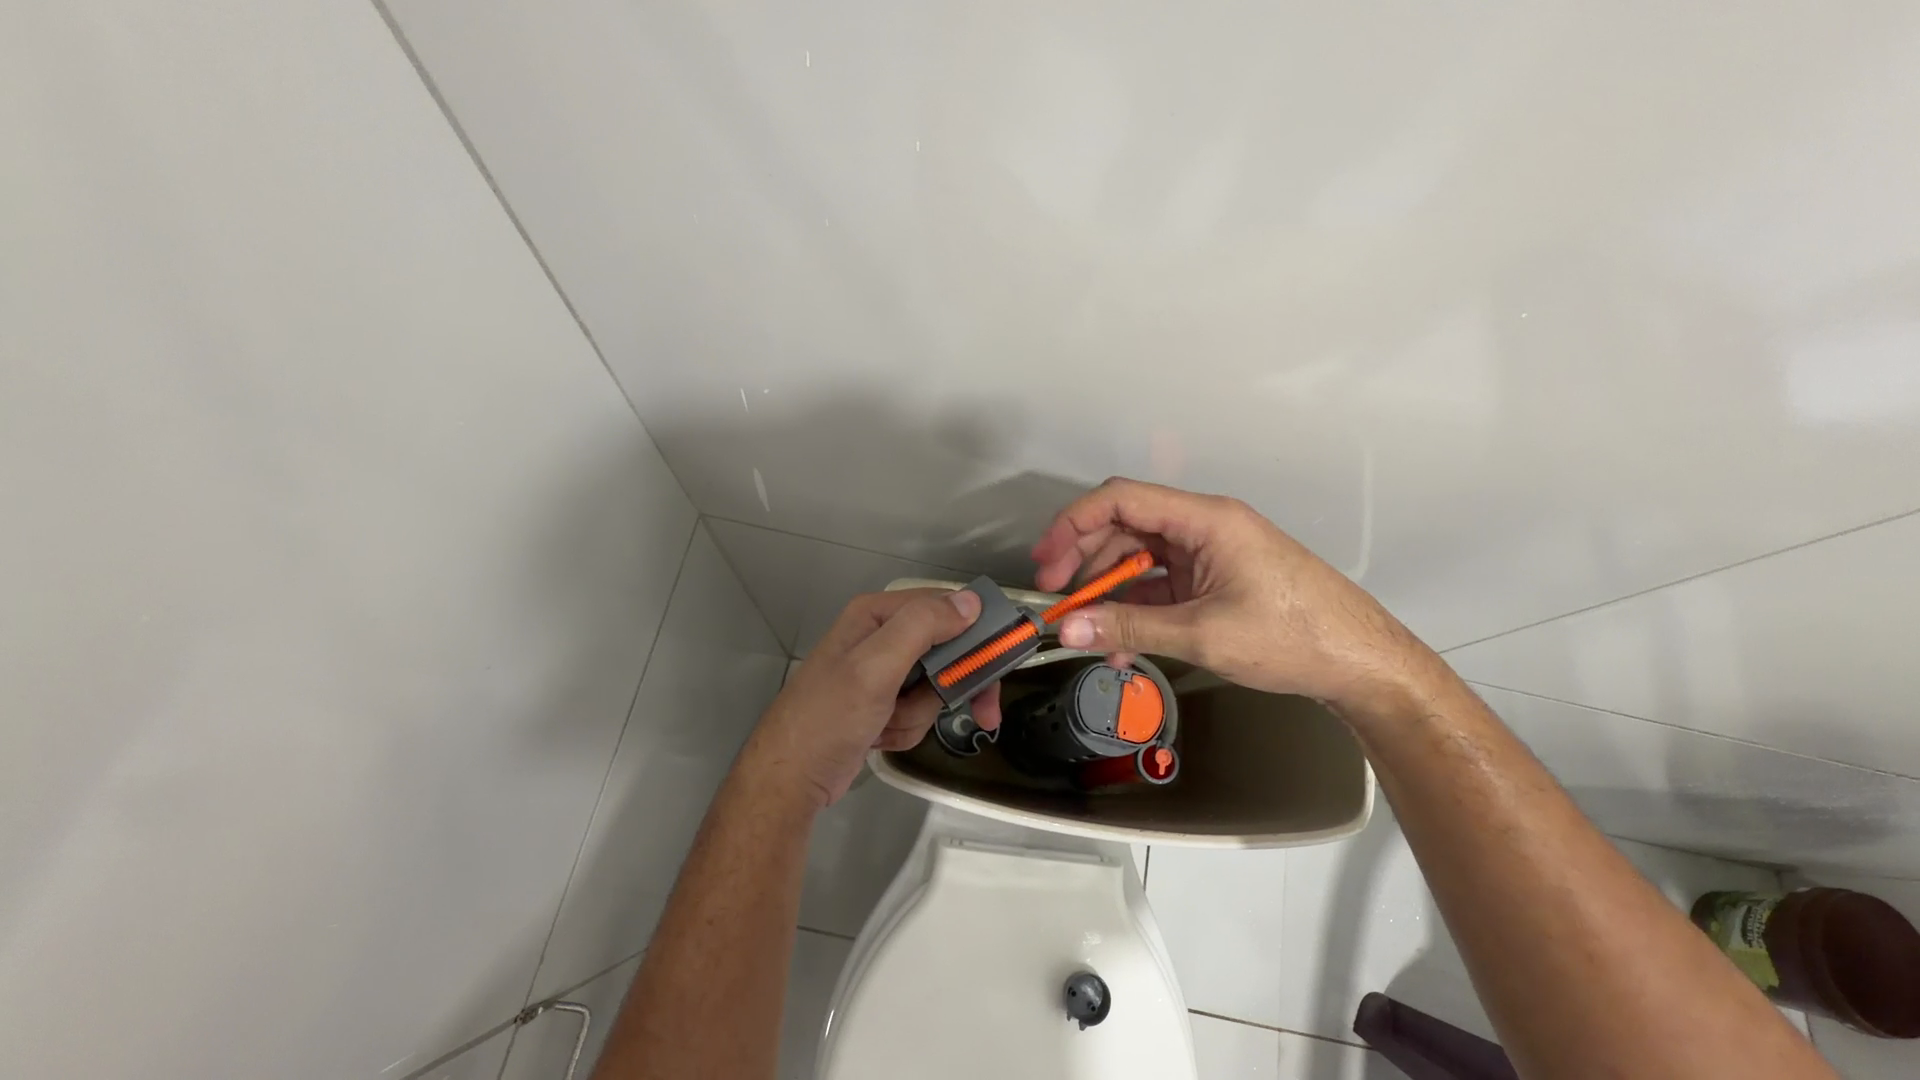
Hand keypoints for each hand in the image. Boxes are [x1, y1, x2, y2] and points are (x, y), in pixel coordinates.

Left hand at [740, 588, 1002, 808]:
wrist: (790, 779)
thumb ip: (922, 628)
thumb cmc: (829, 716)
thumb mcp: (875, 667)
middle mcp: (880, 637)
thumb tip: (970, 601)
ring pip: (935, 687)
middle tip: (985, 716)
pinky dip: (907, 728)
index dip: (977, 631)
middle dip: (950, 688)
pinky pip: (918, 711)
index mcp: (876, 615)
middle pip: (946, 650)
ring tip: (888, 726)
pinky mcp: (881, 705)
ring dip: (920, 714)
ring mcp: (881, 674)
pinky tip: (879, 738)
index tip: (1003, 659)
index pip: (944, 606)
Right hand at [1030, 478, 1437, 714]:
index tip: (1045, 561)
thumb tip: (1070, 630)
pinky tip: (1123, 645)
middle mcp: (1204, 526)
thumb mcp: (1203, 634)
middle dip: (1085, 561)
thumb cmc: (1292, 637)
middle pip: (1125, 526)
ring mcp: (1209, 553)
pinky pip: (1161, 584)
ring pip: (1139, 558)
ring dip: (1110, 592)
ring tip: (1090, 634)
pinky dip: (1137, 608)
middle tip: (1057, 599)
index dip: (1074, 524)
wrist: (1360, 661)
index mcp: (1205, 519)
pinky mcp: (1214, 579)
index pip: (1121, 499)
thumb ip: (1130, 628)